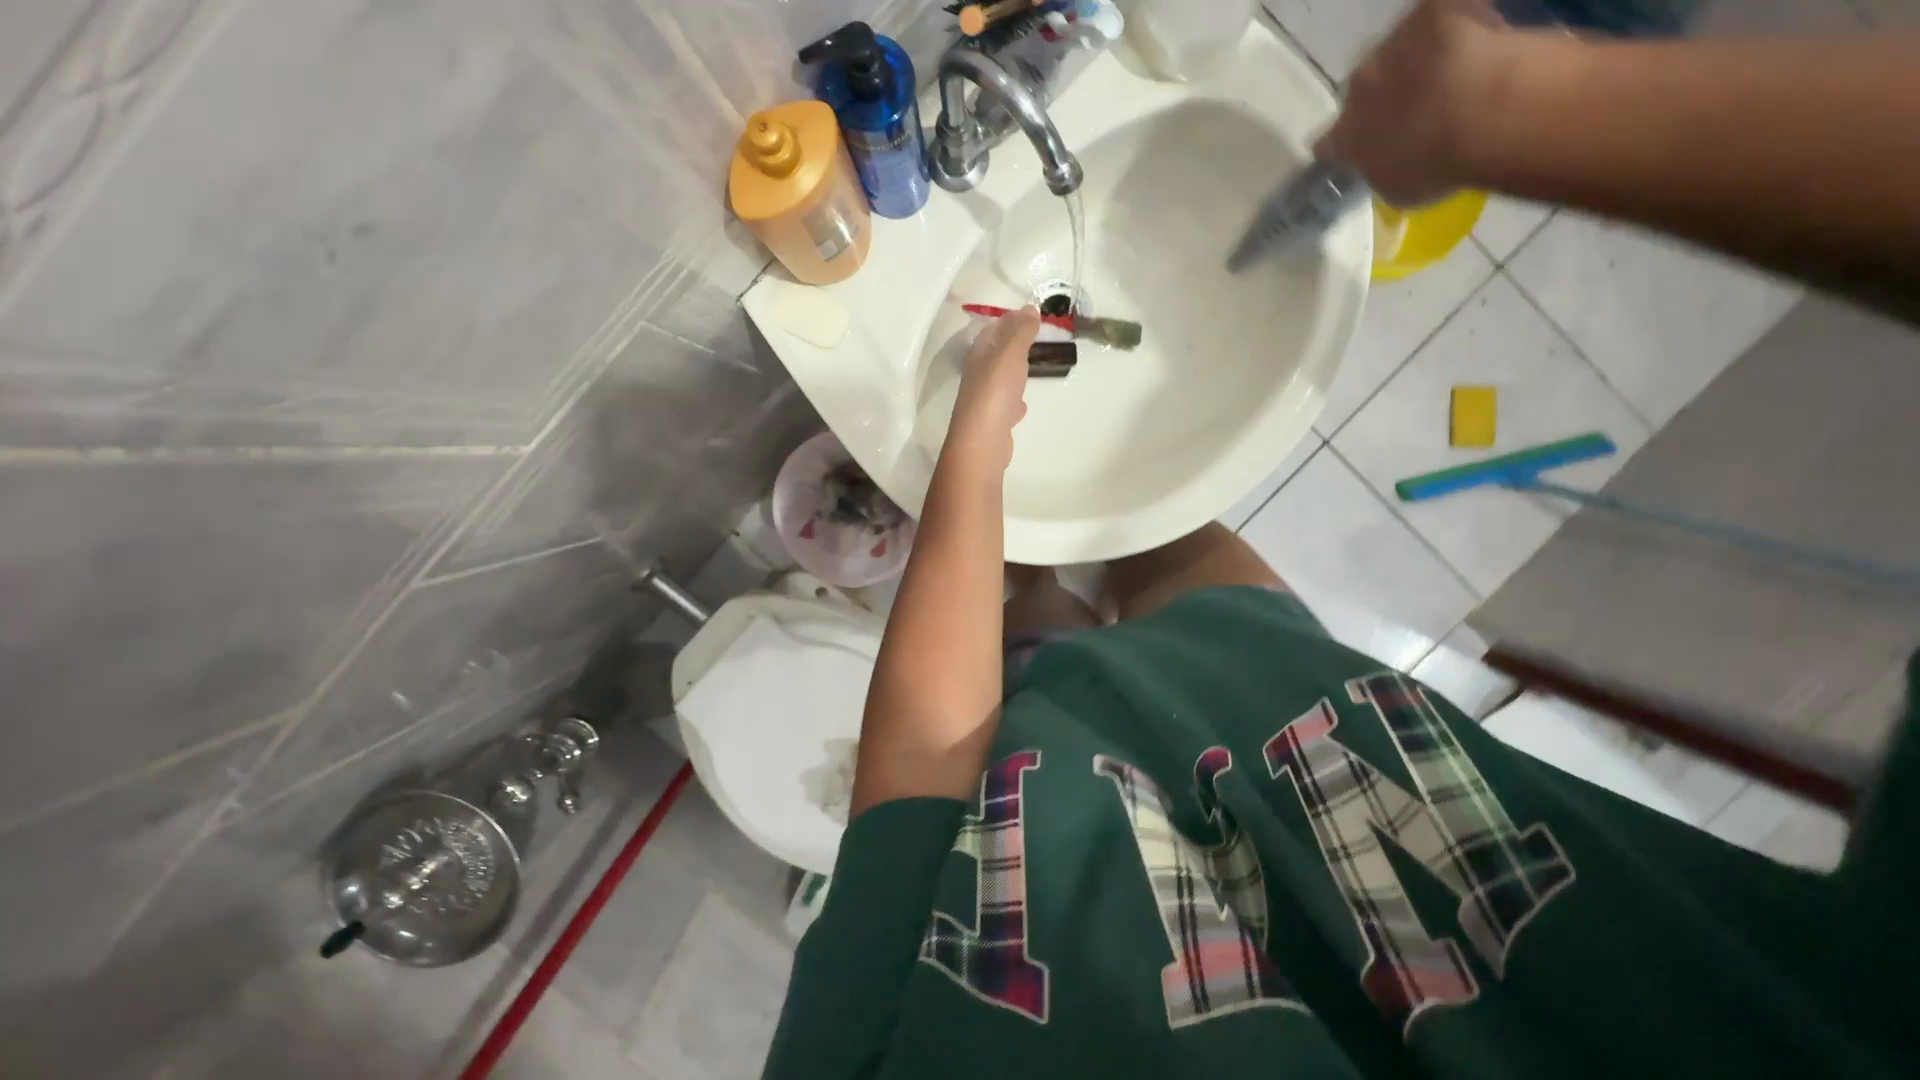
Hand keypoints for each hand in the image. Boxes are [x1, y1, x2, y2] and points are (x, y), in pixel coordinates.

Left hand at [946, 307, 1040, 471]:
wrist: (983, 441)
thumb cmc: (995, 392)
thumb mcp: (1010, 354)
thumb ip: (1021, 332)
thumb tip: (1030, 308)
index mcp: (979, 355)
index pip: (992, 330)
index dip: (1009, 320)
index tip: (1029, 314)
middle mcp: (978, 375)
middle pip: (995, 354)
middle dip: (1012, 344)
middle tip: (1034, 338)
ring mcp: (984, 400)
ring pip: (1000, 379)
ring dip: (1013, 371)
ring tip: (1030, 366)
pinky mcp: (993, 422)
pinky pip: (1005, 404)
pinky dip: (1014, 400)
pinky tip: (1022, 403)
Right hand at [1315, 0, 1519, 206]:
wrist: (1481, 110)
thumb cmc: (1437, 165)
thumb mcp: (1402, 190)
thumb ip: (1385, 172)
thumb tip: (1387, 162)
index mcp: (1345, 136)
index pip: (1328, 144)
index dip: (1343, 146)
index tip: (1362, 150)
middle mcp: (1358, 87)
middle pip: (1363, 89)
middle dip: (1383, 97)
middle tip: (1416, 110)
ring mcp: (1391, 46)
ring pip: (1396, 53)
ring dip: (1414, 62)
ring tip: (1450, 76)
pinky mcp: (1429, 12)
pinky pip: (1436, 17)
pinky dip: (1451, 26)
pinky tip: (1474, 41)